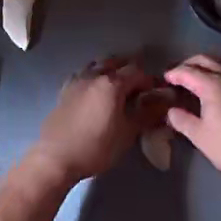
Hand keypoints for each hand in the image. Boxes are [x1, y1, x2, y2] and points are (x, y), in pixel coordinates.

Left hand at [23, 56, 156, 185]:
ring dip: (110, 69)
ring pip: (97, 65)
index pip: (137, 72)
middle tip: (139, 85)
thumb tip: (164, 102)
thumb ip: (147, 114)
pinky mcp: (64, 91)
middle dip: (130, 70)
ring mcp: (76, 81)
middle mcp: (94, 76)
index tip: (157, 91)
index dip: (150, 80)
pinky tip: (94, 90)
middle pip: (116, 62)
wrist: (56, 158)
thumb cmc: (97, 147)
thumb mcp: (127, 133)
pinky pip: (82, 75)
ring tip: (118, 85)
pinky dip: (93, 76)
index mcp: (112, 84)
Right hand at [164, 56, 220, 187]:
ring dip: (202, 70)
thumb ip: (182, 121)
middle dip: (188, 65)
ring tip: (190, 84)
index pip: (188, 71)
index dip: (173, 73)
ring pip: (218, 67)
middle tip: (175, 77)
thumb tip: (171, 112)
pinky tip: (209, 94)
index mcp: (212, 85)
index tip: (163, 79)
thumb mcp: (200, 136)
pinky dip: (213, 78)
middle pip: (205, 61)